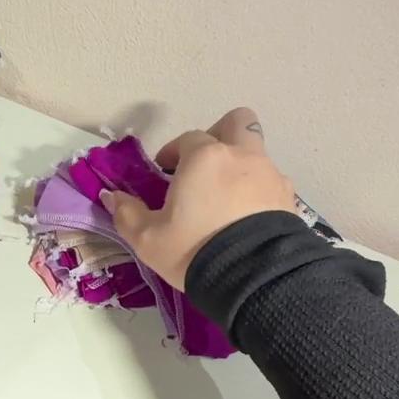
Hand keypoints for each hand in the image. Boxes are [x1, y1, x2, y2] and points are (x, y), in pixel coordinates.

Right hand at [102, 107, 297, 290]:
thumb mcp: (147, 238)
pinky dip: (256, 189)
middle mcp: (240, 155)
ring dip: (239, 163)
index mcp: (204, 158)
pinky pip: (270, 180)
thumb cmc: (193, 249)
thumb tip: (111, 196)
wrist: (252, 277)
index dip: (172, 153)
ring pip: (256, 150)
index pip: (186, 139)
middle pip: (236, 122)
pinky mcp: (288, 196)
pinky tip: (244, 215)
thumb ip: (126, 213)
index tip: (164, 174)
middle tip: (203, 164)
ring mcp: (269, 173)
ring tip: (224, 196)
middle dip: (218, 134)